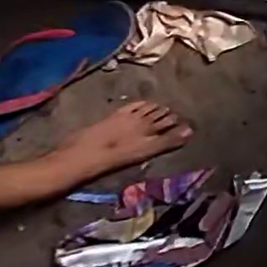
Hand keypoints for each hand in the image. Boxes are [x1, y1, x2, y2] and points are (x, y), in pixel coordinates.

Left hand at [40, 101, 193, 187]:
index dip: (179, 124)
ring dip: (158, 108)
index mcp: (151, 129)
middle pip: (161, 113)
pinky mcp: (114, 116)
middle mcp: (142, 119)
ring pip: (150, 108)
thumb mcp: (143, 154)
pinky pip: (134, 105)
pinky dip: (142, 104)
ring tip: (162, 111)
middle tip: (175, 117)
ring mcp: (127, 116)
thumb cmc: (111, 162)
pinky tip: (143, 106)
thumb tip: (191, 131)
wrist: (76, 160)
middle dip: (169, 115)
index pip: (171, 122)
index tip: (185, 126)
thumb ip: (167, 142)